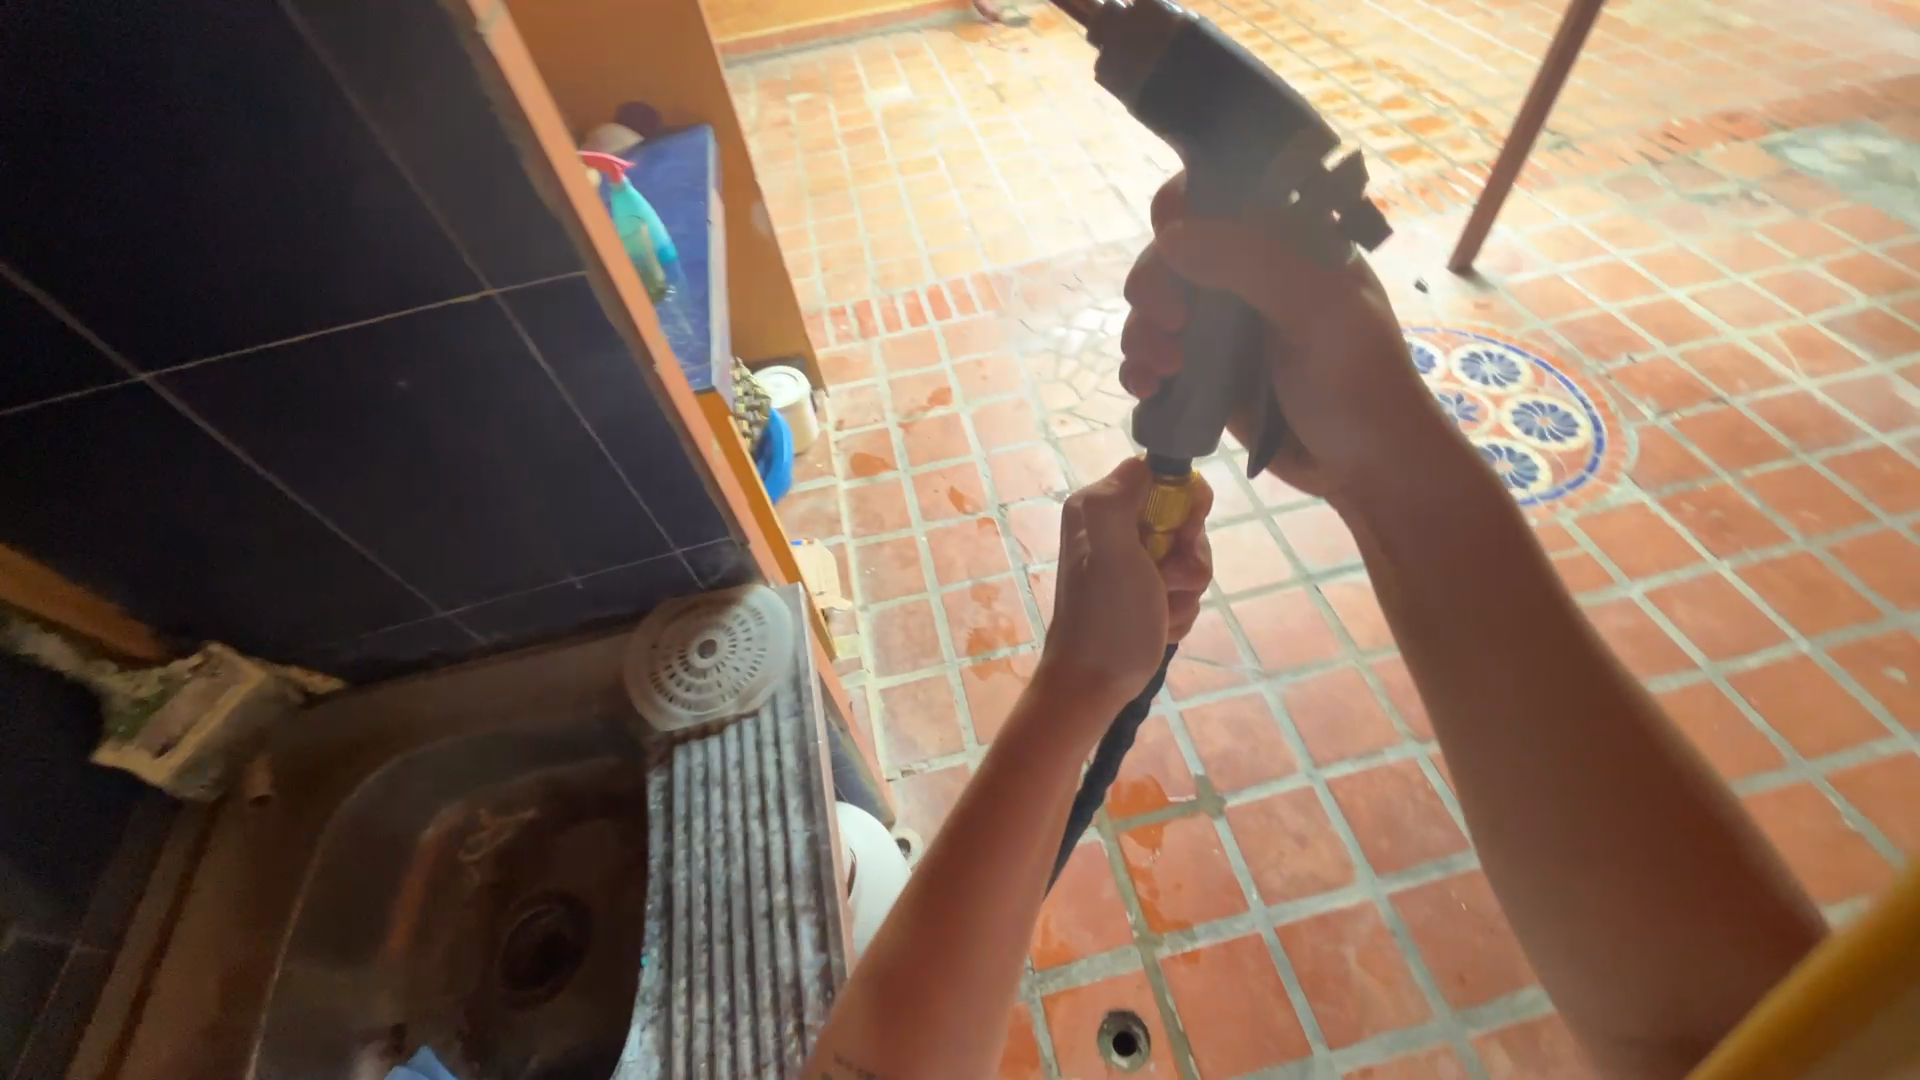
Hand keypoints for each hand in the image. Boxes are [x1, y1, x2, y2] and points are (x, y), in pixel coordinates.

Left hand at [1037, 458, 1212, 712]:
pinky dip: (1178, 609)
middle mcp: (1111, 527)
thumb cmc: (1106, 618)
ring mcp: (1130, 562)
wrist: (1095, 683)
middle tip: (1167, 580)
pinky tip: (1158, 625)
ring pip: (1191, 556)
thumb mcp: (1110, 549)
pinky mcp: (1145, 591)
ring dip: (1185, 589)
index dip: (1182, 502)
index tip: (1184, 533)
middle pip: (1182, 518)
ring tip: (1159, 610)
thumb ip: (1120, 497)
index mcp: (1098, 507)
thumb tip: (1146, 462)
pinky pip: (1185, 587)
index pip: (1158, 474)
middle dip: (1188, 556)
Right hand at [1118, 172, 1462, 498]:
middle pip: (1168, 256)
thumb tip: (1170, 238)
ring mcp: (1219, 327)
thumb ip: (1251, 264)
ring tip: (1163, 370)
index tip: (1175, 250)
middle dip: (1154, 289)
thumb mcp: (1318, 310)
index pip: (1214, 195)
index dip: (1180, 212)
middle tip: (1171, 325)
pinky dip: (1138, 370)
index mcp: (1282, 240)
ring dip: (1142, 335)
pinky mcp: (1202, 373)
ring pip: (1152, 310)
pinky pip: (1151, 359)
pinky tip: (1146, 388)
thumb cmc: (1355, 380)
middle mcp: (1244, 276)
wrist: (1360, 464)